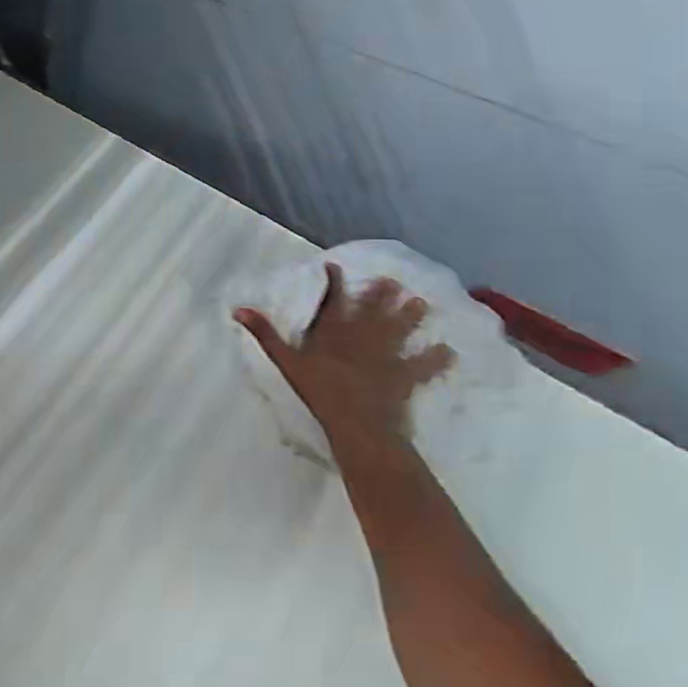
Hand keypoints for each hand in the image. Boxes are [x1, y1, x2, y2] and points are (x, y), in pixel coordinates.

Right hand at [235, 263, 454, 461]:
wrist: (357, 421)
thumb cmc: (319, 391)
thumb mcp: (286, 361)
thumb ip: (265, 334)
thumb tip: (238, 309)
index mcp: (334, 331)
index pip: (334, 300)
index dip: (335, 281)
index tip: (335, 266)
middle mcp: (363, 336)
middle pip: (374, 310)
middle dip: (382, 294)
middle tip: (393, 281)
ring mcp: (387, 355)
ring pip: (400, 330)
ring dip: (411, 317)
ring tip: (422, 303)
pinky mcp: (405, 376)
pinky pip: (424, 366)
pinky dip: (437, 359)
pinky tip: (449, 351)